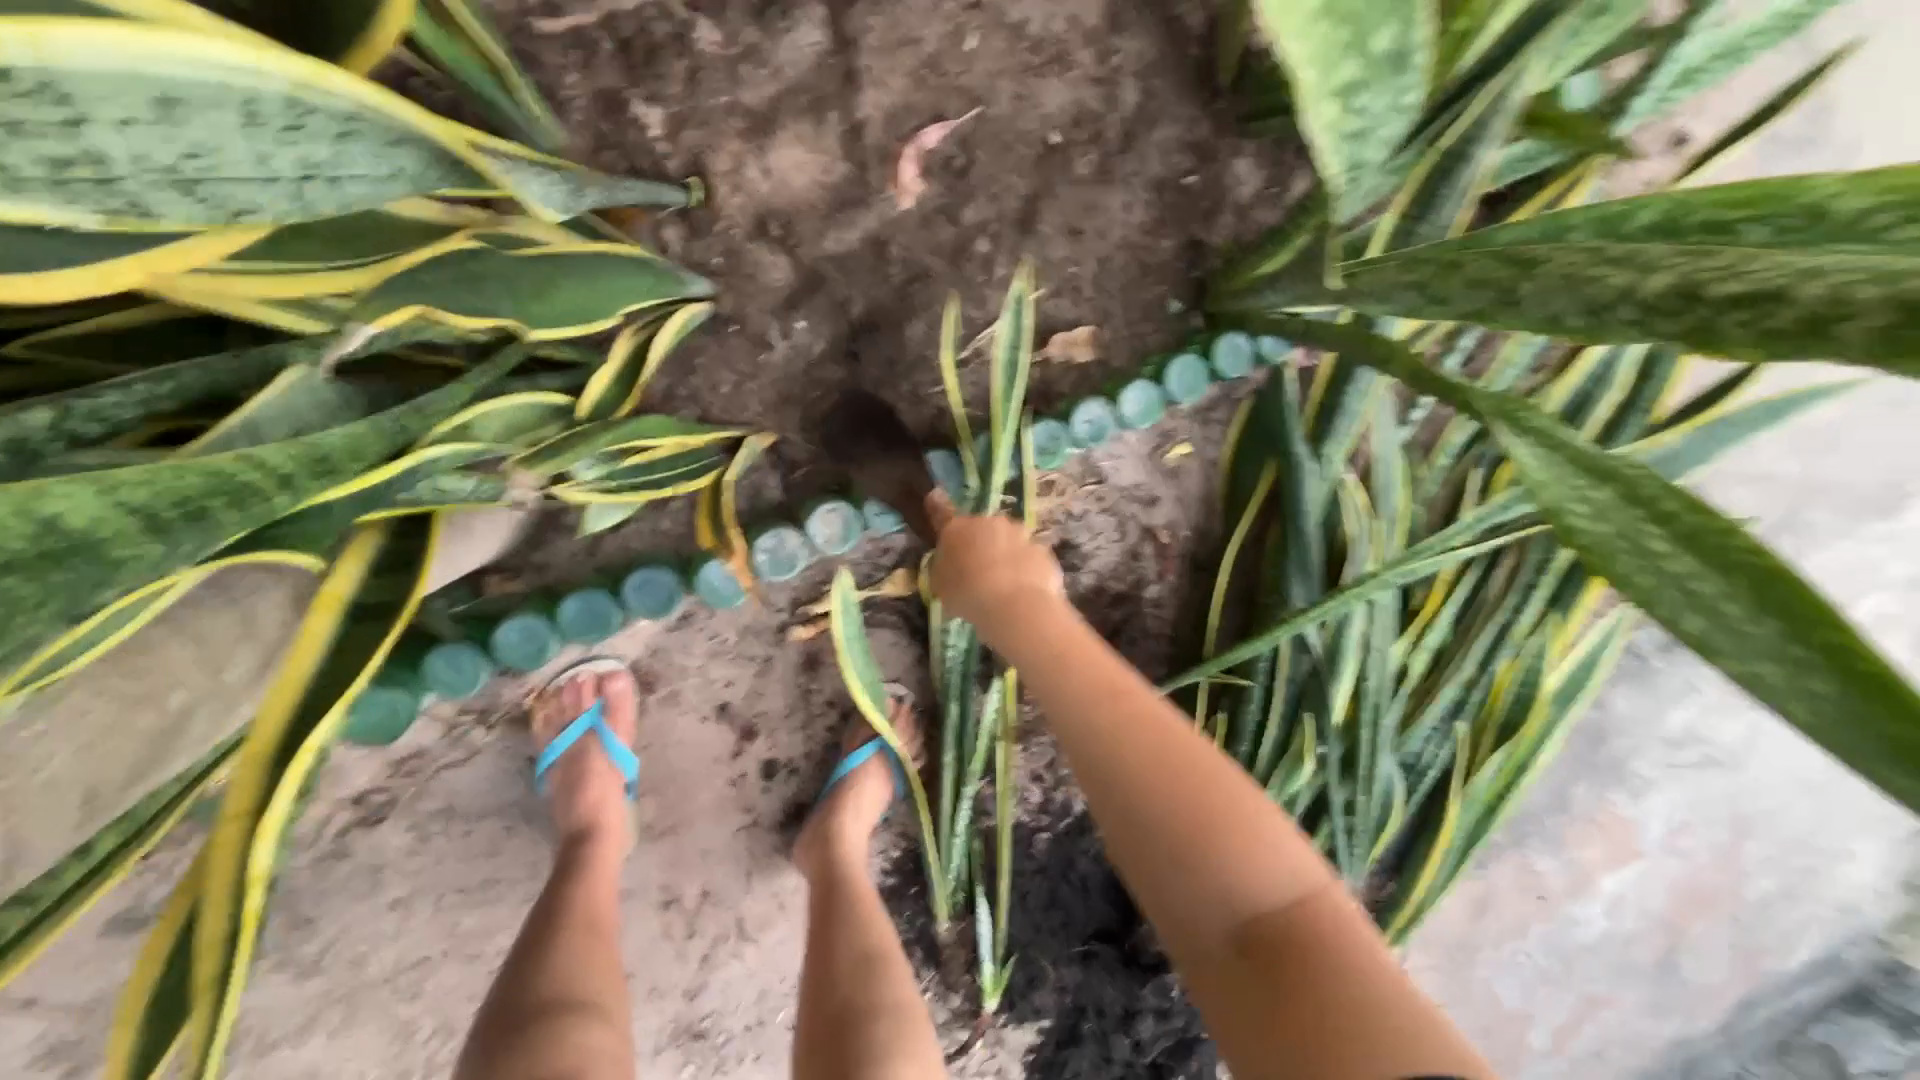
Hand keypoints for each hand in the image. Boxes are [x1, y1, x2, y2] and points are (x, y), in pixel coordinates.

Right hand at [924, 490, 1066, 634]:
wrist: (1015, 605)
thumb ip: (945, 568)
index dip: (938, 505)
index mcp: (957, 529)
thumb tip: (951, 563)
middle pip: (982, 530)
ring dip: (1005, 556)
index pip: (943, 513)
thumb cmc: (966, 594)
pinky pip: (1030, 559)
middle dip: (980, 545)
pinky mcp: (1043, 551)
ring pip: (1009, 542)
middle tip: (978, 573)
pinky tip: (1023, 592)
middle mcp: (990, 523)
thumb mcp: (940, 585)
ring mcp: (1021, 535)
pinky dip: (1026, 571)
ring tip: (1004, 587)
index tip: (936, 496)